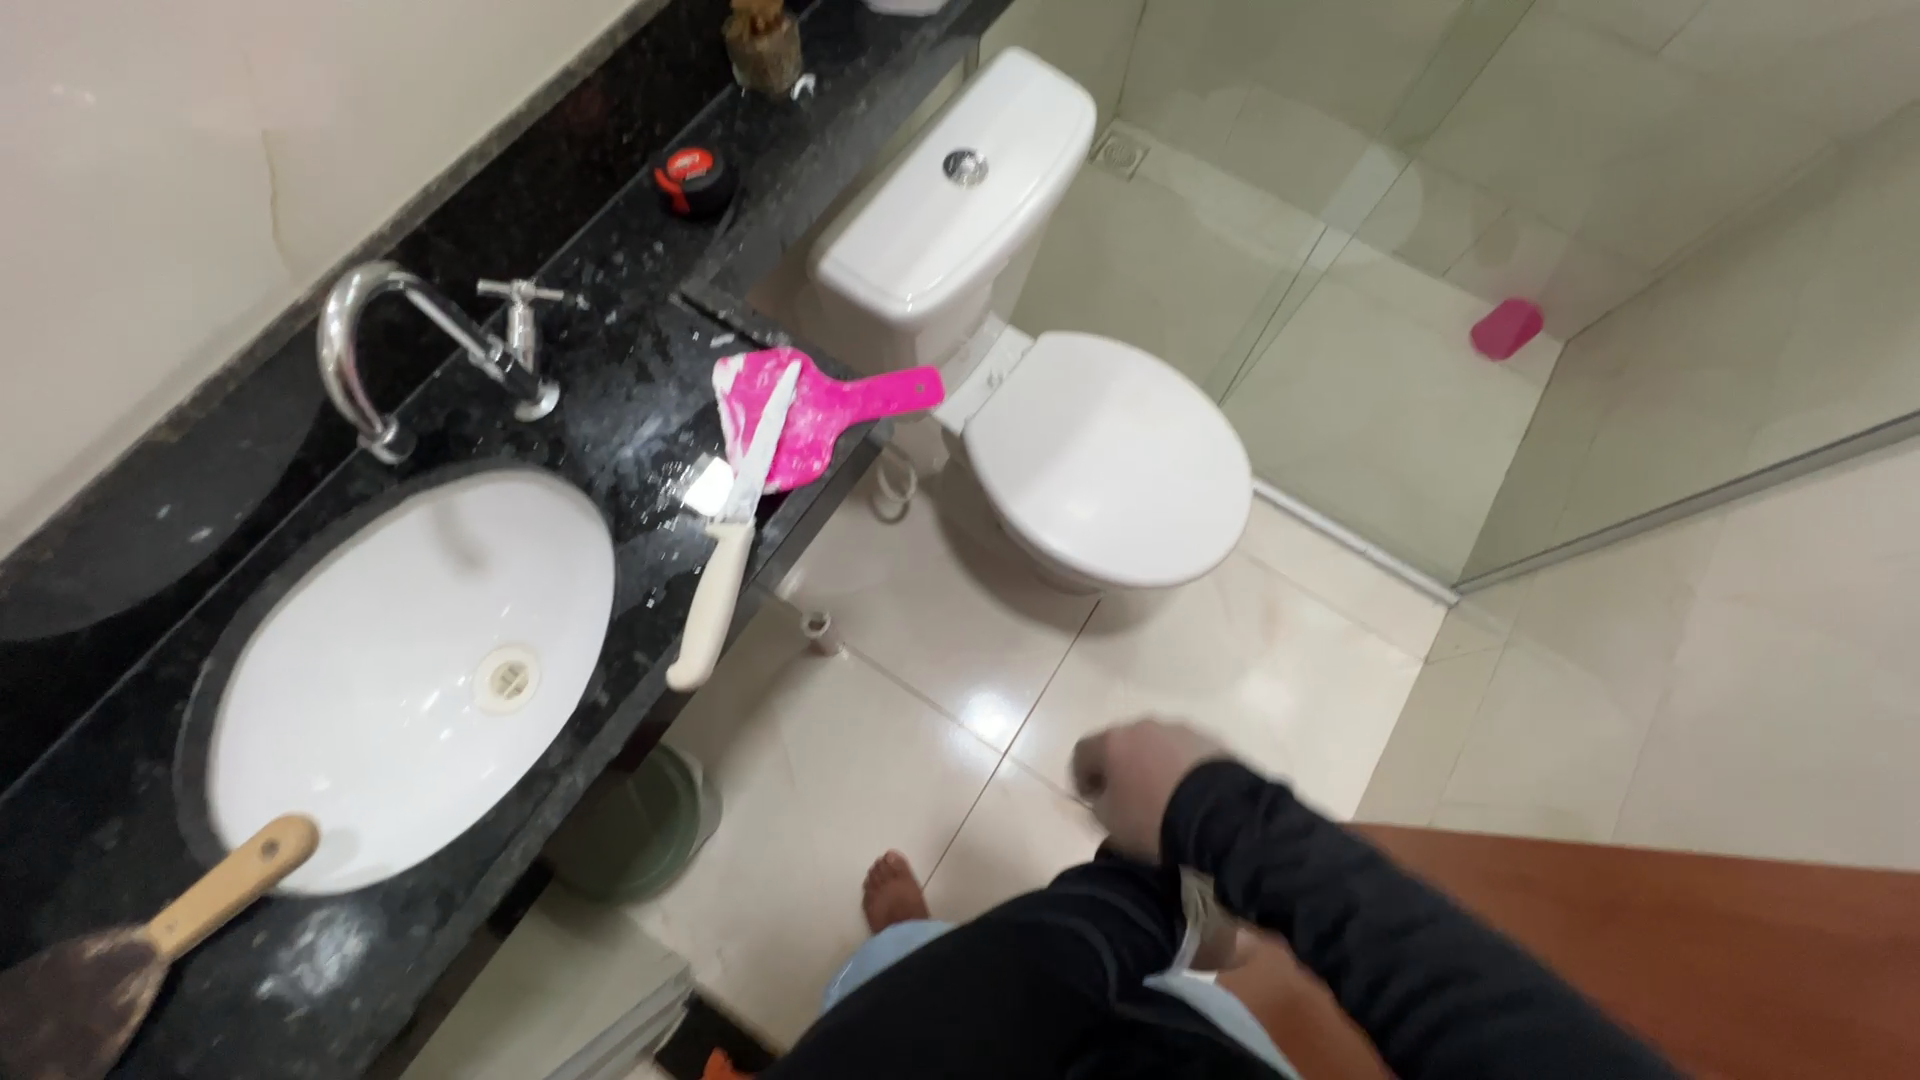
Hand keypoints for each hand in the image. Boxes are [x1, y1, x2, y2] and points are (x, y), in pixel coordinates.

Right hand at [1071, 718, 1230, 861]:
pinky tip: (1188, 791)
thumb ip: (1098, 805)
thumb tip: (1103, 796)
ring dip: (1151, 764)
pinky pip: (1184, 752)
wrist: (1219, 813)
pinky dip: (1179, 767)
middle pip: (1120, 743)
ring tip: (1162, 794)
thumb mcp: (1111, 823)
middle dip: (1119, 766)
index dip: (1081, 776)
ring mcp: (1177, 729)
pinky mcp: (1208, 739)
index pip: (1082, 752)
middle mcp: (1141, 726)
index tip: (1091, 799)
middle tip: (1126, 795)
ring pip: (1154, 745)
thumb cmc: (1153, 818)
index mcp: (1112, 742)